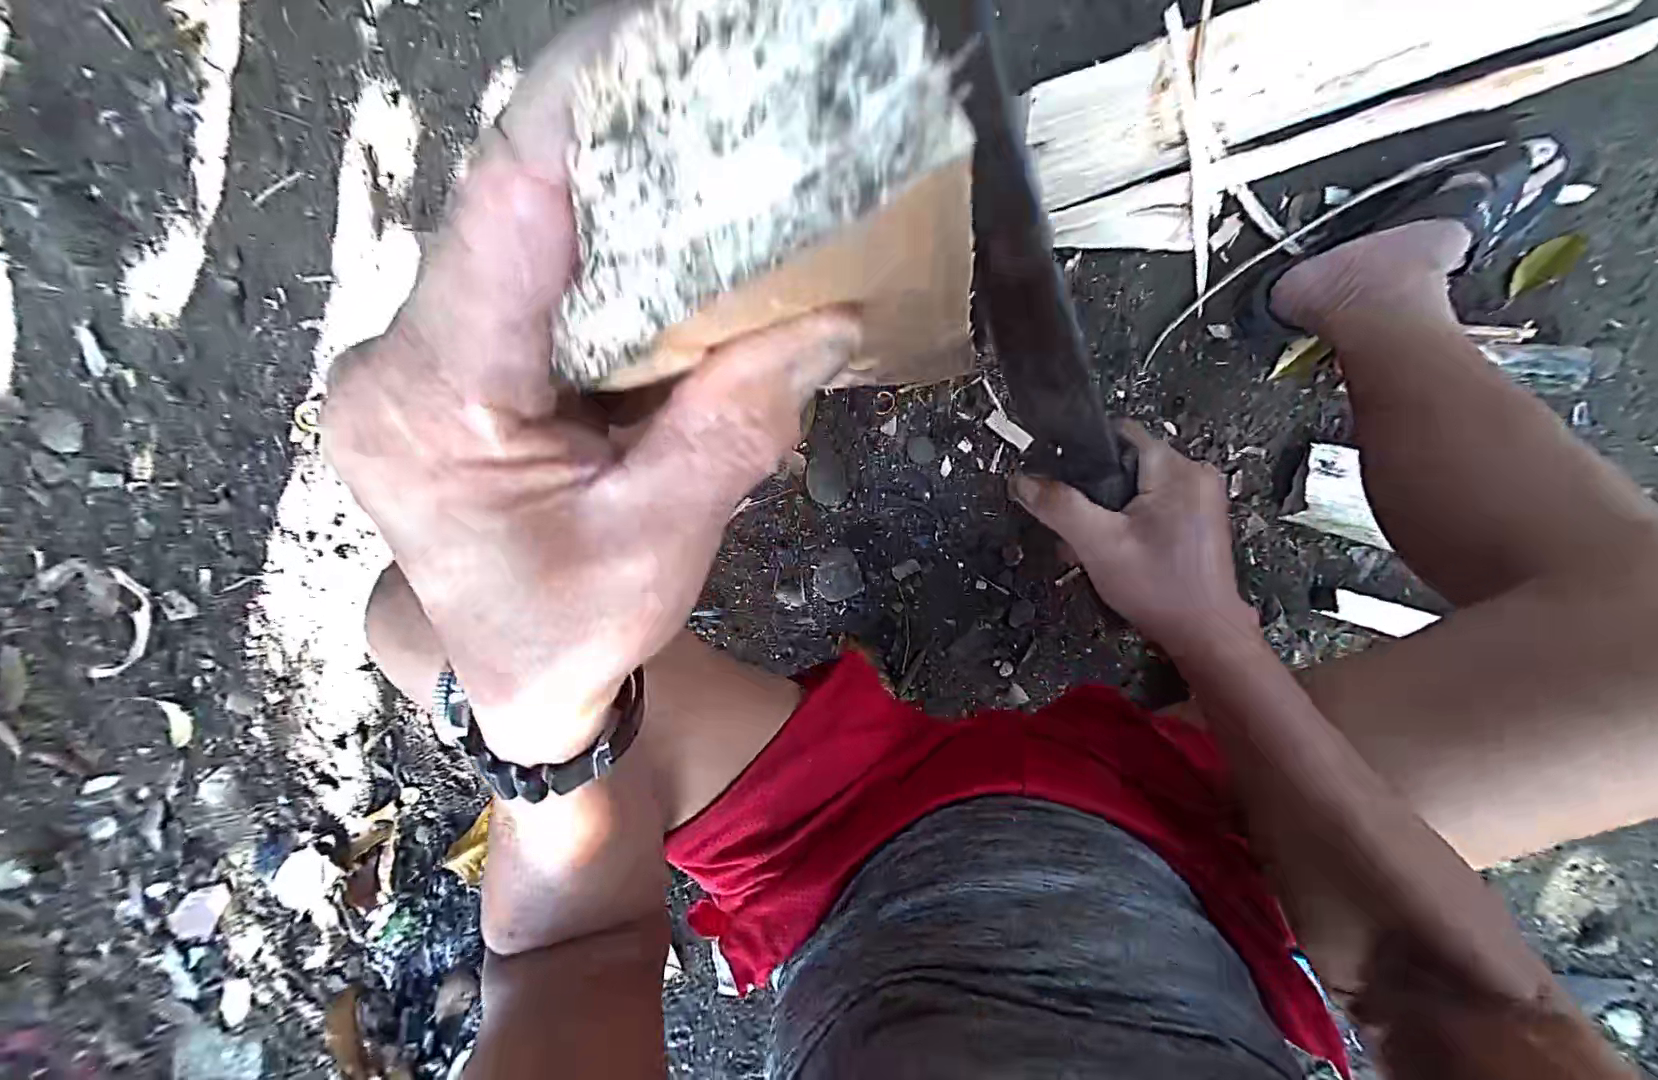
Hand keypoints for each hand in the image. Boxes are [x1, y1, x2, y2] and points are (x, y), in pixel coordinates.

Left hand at [323, 18, 858, 766]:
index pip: (498, 242)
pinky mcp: (472, 369)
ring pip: (528, 249)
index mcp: (434, 411)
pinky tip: (677, 245)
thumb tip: (830, 323)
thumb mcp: (665, 537)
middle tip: (698, 91)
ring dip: (616, 201)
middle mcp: (407, 362)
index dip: (571, 140)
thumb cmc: (578, 625)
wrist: (520, 677)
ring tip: (701, 152)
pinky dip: (615, 261)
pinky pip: (544, 290)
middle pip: (509, 223)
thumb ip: (735, 429)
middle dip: (605, 152)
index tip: (644, 59)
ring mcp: (434, 359)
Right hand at [1010, 421, 1258, 652]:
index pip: (1117, 434)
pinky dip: (1130, 523)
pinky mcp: (1197, 518)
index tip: (1066, 482)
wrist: (1203, 633)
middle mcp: (1194, 476)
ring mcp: (1199, 498)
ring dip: (1109, 513)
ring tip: (1098, 546)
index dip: (1084, 457)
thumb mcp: (1098, 545)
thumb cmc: (1164, 592)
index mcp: (1176, 470)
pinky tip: (1118, 550)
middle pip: (1124, 464)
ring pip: (1135, 488)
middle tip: (1081, 530)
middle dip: (1094, 495)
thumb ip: (1059, 507)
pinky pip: (1152, 506)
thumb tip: (1026, 482)